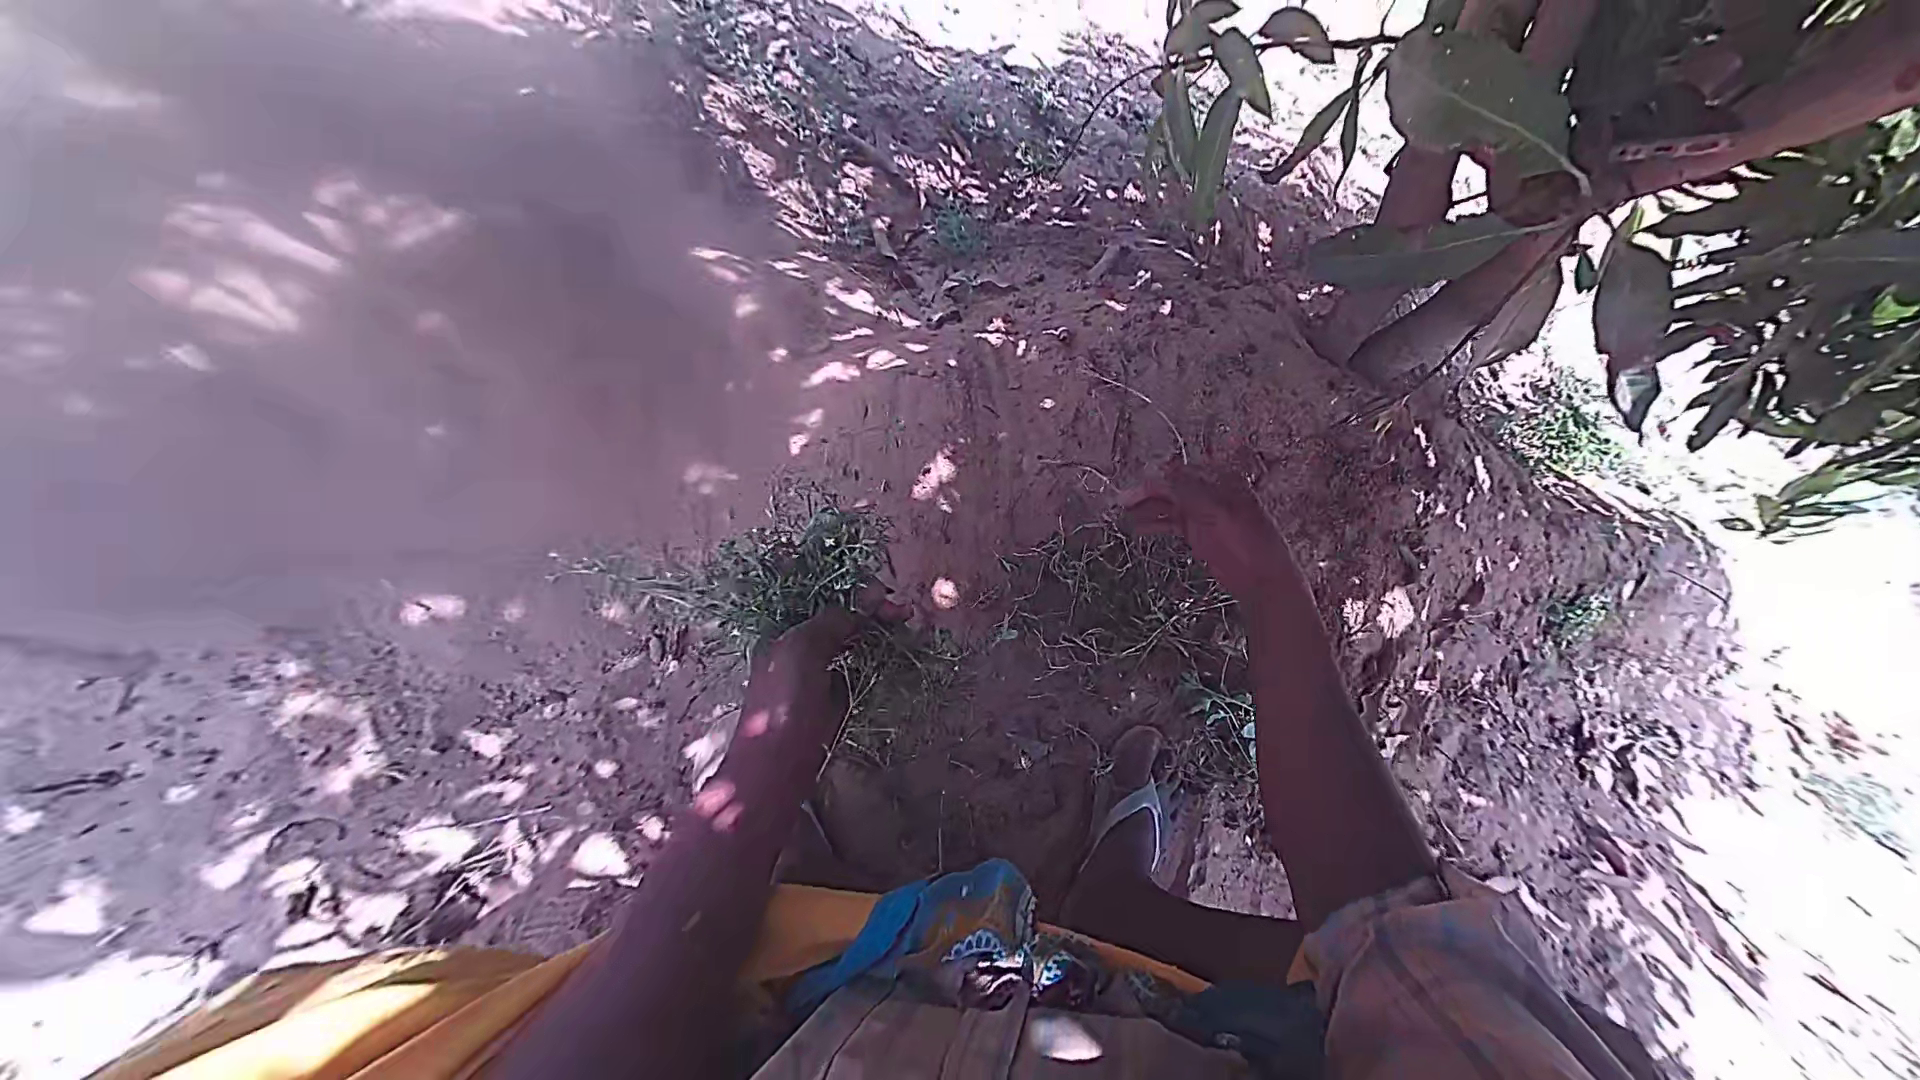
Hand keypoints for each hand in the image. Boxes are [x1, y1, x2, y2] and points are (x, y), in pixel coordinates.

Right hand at [1120, 462, 1290, 597]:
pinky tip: (1139, 528)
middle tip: (1122, 501)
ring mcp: (1203, 514)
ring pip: (1169, 506)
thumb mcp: (1217, 513)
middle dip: (1148, 494)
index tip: (1135, 488)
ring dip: (1147, 509)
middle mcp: (1210, 494)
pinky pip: (1172, 523)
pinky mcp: (1198, 533)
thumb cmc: (1247, 543)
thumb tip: (1165, 470)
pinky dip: (1156, 524)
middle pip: (1173, 489)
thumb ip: (1190, 491)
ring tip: (1125, 516)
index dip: (1158, 478)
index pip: (1183, 473)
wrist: (1262, 580)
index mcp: (1221, 482)